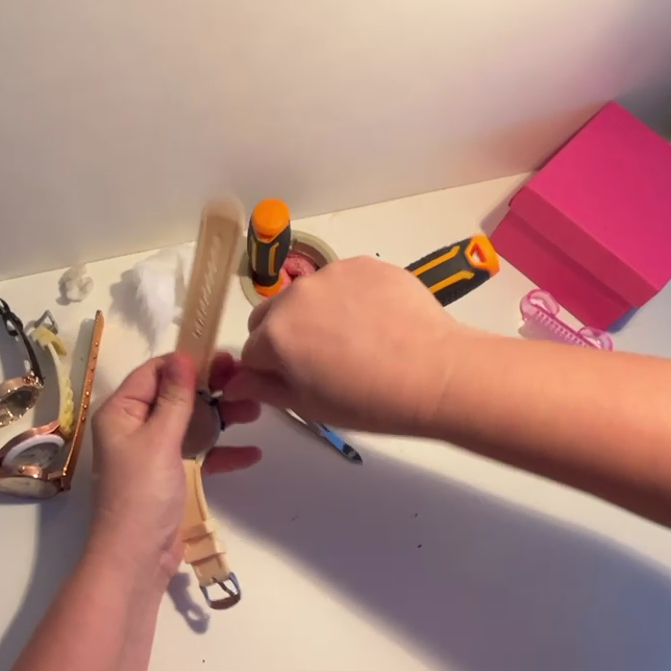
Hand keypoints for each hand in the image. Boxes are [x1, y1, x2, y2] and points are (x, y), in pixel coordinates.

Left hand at [89, 352, 260, 574]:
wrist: (136, 559)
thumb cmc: (141, 494)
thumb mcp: (159, 440)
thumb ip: (175, 399)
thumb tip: (183, 357)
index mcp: (121, 413)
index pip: (154, 373)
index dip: (187, 363)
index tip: (225, 359)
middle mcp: (135, 428)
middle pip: (176, 397)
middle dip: (211, 390)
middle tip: (247, 383)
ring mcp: (153, 454)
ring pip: (191, 425)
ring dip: (221, 419)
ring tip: (256, 412)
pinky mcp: (170, 478)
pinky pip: (198, 455)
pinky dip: (221, 453)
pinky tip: (251, 453)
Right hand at [223, 256, 485, 435]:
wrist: (434, 374)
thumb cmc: (368, 400)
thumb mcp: (308, 406)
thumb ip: (264, 389)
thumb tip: (236, 381)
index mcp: (274, 337)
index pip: (250, 352)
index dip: (268, 370)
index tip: (294, 380)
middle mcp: (294, 297)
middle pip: (268, 316)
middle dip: (282, 336)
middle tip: (319, 360)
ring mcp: (330, 275)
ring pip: (304, 296)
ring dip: (314, 314)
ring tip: (352, 341)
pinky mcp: (363, 264)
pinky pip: (340, 281)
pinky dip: (347, 298)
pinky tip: (374, 323)